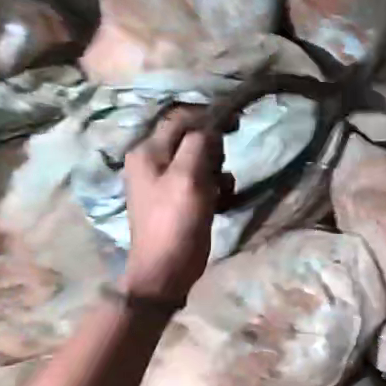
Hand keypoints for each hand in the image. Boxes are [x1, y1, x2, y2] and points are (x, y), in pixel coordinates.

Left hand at [120, 107, 231, 304]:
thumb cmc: (175, 221)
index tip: (238, 123)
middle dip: (213, 147)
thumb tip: (211, 125)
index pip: (181, 118)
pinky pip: (202, 179)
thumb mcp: (188, 177)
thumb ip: (199, 145)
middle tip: (223, 164)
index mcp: (147, 151)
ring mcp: (163, 180)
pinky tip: (221, 200)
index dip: (209, 116)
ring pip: (200, 158)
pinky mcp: (177, 197)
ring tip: (221, 187)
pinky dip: (216, 185)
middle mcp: (151, 160)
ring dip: (217, 168)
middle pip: (191, 136)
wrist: (165, 269)